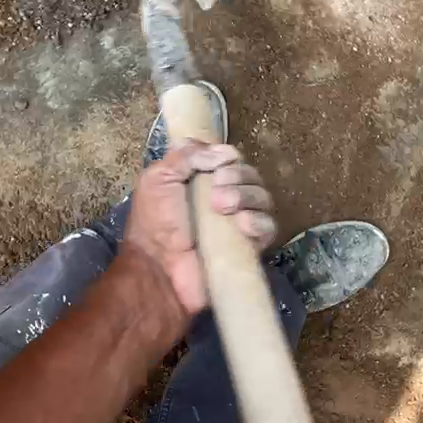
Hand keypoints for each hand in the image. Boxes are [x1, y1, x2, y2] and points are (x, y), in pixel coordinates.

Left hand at [120, 140, 277, 313]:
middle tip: (216, 190)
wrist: (159, 271)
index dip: (228, 158)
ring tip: (222, 207)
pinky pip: (268, 227)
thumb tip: (223, 152)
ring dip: (247, 196)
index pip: (231, 160)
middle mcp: (224, 199)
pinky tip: (241, 225)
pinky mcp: (249, 247)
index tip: (215, 167)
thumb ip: (185, 155)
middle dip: (238, 177)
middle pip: (251, 176)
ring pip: (262, 198)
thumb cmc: (154, 224)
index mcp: (202, 181)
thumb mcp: (157, 179)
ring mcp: (238, 224)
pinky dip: (259, 222)